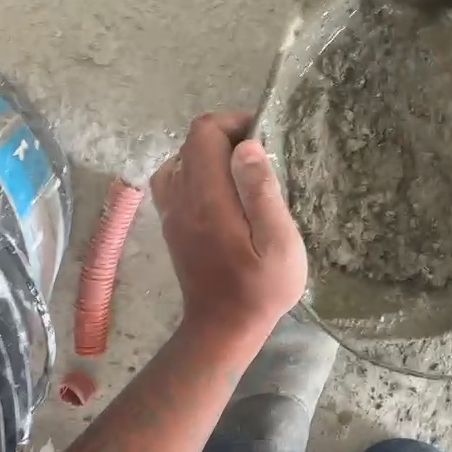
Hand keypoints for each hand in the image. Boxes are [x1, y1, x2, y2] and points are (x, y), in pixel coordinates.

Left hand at [152, 113, 307, 343]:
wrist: (223, 328)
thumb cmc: (261, 288)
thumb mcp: (279, 243)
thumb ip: (261, 192)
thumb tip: (246, 147)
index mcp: (208, 199)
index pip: (204, 134)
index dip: (233, 123)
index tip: (264, 135)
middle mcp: (181, 199)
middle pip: (190, 142)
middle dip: (225, 135)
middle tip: (261, 154)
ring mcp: (172, 213)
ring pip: (180, 159)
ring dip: (210, 154)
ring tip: (243, 171)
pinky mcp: (173, 226)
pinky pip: (175, 181)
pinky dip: (197, 173)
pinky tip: (223, 191)